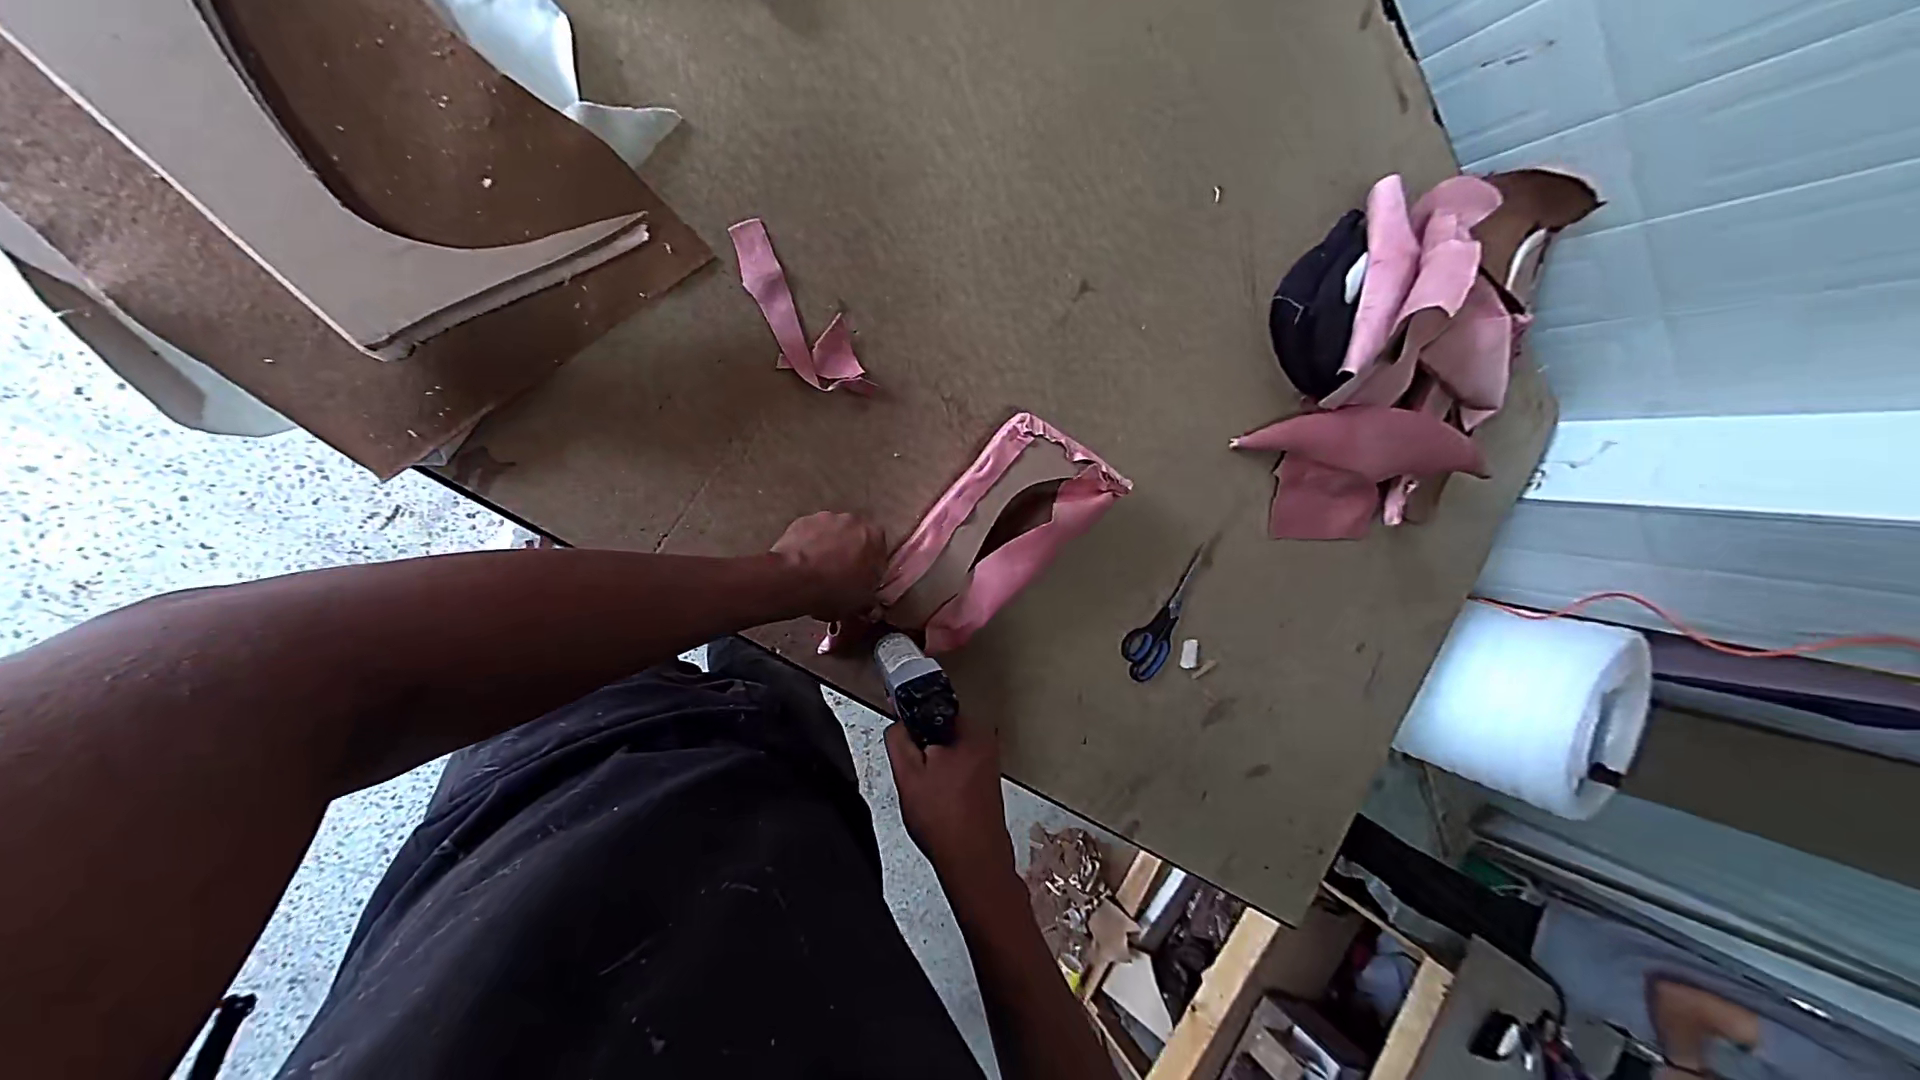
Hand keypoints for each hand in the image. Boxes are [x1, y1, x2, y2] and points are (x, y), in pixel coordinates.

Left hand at [770, 511, 887, 622]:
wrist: (794, 580)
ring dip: (828, 547)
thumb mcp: (860, 604)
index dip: (869, 569)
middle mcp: (854, 521)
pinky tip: (800, 565)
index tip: (860, 582)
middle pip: (855, 538)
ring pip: (832, 534)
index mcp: (875, 537)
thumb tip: (870, 604)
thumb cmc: (835, 590)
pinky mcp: (802, 521)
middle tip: (839, 576)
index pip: (879, 552)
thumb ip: (870, 598)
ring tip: (816, 572)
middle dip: (849, 554)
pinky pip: (810, 534)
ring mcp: (826, 517)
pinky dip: (808, 545)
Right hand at [886, 712, 1015, 889]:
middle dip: (922, 746)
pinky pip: (958, 767)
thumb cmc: (945, 821)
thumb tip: (898, 722)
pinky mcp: (987, 781)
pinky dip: (945, 778)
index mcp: (970, 731)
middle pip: (939, 729)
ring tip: (928, 791)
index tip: (900, 732)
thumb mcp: (907, 773)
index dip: (910, 719)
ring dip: (933, 764)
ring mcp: (989, 762)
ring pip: (947, 750)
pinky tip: (939, 801)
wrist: (973, 860)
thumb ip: (898, 738)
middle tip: (914, 772)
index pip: (932, 706)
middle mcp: (985, 742)